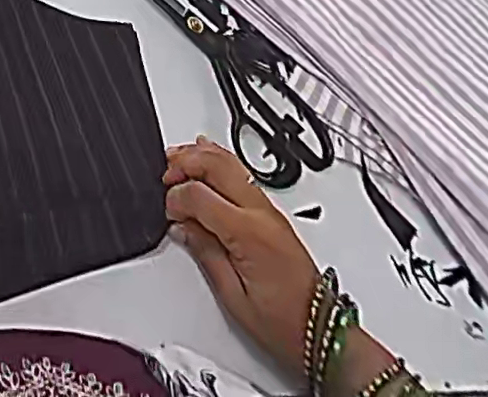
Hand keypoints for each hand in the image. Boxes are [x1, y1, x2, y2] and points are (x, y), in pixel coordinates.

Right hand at [166, 137, 319, 377]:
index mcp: (249, 234)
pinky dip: (219, 159)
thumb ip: (205, 252)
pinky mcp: (272, 212)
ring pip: (230, 162)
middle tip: (166, 175)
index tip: (168, 211)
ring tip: (178, 158)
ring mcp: (269, 209)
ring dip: (200, 155)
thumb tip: (183, 225)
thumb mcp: (234, 296)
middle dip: (184, 164)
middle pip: (216, 166)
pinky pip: (241, 172)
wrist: (322, 332)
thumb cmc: (285, 322)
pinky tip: (207, 154)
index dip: (176, 198)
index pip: (200, 196)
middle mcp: (261, 213)